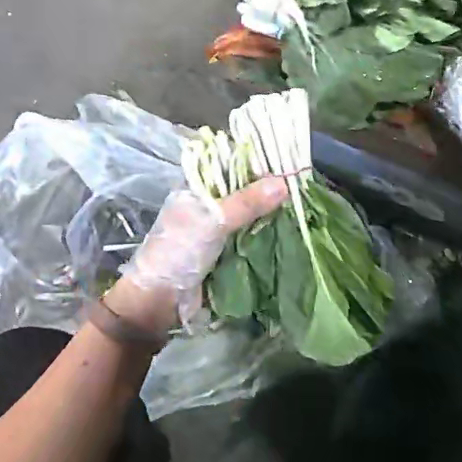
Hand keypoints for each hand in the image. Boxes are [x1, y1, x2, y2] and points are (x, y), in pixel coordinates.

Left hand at [105, 177, 289, 338]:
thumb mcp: (213, 221)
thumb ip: (247, 202)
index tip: (288, 160)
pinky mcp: (222, 253)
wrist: (159, 301)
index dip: (255, 162)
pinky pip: (247, 238)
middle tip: (302, 184)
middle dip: (267, 190)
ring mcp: (213, 230)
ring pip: (247, 216)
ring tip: (302, 205)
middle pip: (241, 191)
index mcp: (195, 189)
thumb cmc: (179, 251)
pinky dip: (264, 235)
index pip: (229, 166)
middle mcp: (205, 205)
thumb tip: (285, 182)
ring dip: (268, 214)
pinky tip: (288, 230)